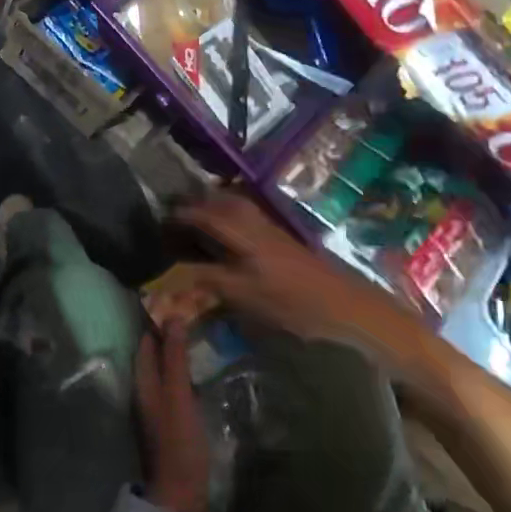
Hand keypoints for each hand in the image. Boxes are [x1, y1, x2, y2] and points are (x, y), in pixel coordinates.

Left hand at [133, 316, 209, 511]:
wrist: (180, 492)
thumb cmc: (178, 441)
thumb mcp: (178, 396)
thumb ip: (175, 358)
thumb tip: (173, 318)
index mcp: (142, 383)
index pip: (145, 342)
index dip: (158, 320)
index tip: (179, 299)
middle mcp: (145, 391)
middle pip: (154, 354)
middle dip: (170, 333)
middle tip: (196, 311)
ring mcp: (157, 406)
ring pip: (165, 369)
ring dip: (178, 351)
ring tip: (202, 332)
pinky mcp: (171, 419)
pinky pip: (175, 384)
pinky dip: (186, 370)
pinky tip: (203, 366)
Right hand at [171, 191, 451, 391]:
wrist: (347, 307)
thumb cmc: (297, 306)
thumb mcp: (248, 298)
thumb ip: (212, 281)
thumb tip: (178, 274)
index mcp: (248, 238)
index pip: (208, 219)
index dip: (184, 216)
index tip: (162, 218)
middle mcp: (260, 227)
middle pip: (225, 204)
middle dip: (199, 203)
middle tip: (177, 212)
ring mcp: (276, 232)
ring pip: (240, 207)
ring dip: (217, 206)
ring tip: (199, 216)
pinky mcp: (286, 241)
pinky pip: (251, 217)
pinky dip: (233, 215)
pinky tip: (230, 231)